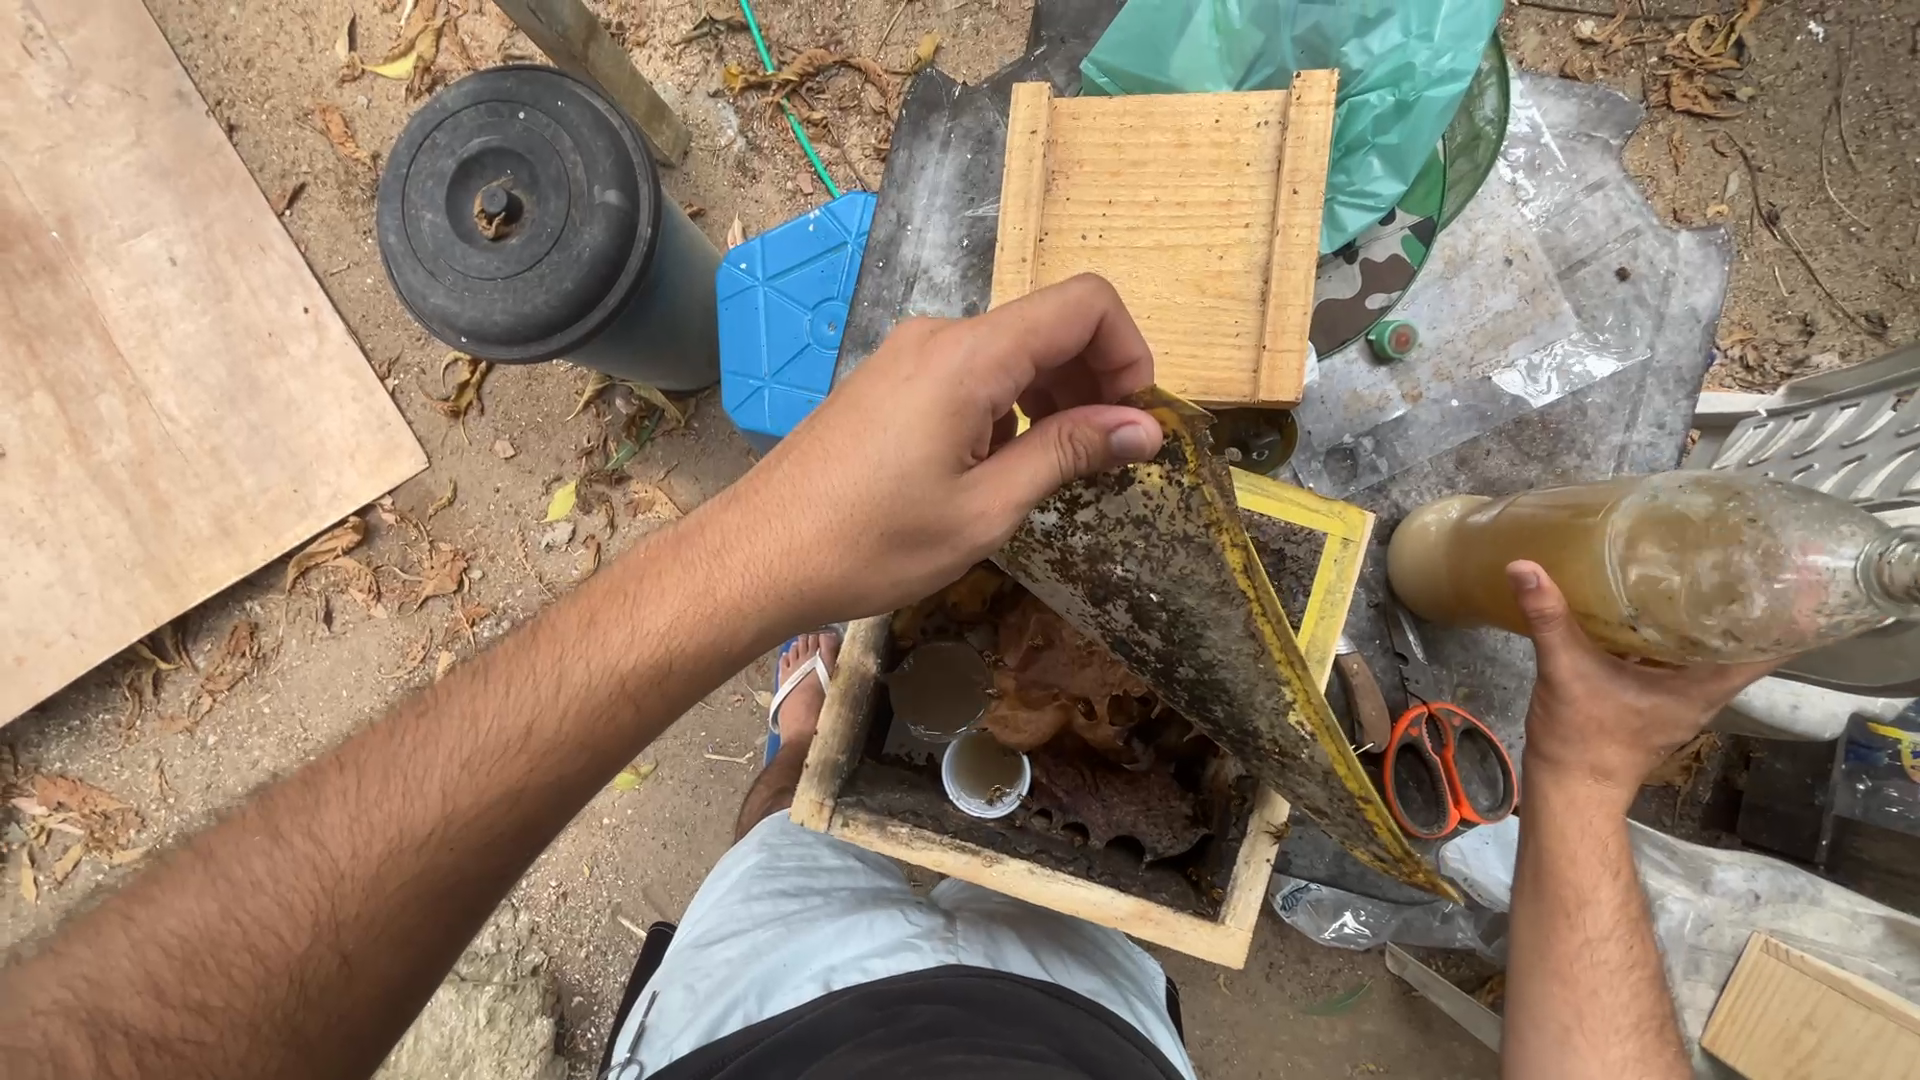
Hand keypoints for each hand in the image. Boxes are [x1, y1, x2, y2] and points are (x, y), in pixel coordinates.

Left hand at [714, 274, 1163, 627]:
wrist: (760, 555)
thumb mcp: (985, 509)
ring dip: (1051, 397)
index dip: (1130, 352)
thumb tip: (1145, 428)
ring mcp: (908, 355)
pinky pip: (970, 374)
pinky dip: (1007, 406)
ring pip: (1010, 352)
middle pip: (1048, 326)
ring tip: (1052, 468)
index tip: (1134, 419)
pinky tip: (996, 464)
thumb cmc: (873, 544)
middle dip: (1093, 381)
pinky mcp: (889, 381)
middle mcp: (939, 336)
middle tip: (1103, 456)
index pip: (1084, 304)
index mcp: (970, 356)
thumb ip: (1067, 455)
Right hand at [1505, 560, 1777, 810]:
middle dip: (1733, 607)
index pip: (1769, 647)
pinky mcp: (1651, 703)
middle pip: (1738, 645)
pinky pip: (1670, 663)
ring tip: (1681, 580)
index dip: (1782, 611)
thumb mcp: (1563, 670)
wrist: (1571, 783)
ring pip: (1702, 654)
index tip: (1777, 574)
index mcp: (1704, 686)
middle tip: (1721, 562)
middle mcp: (1702, 692)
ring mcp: (1677, 700)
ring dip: (1696, 623)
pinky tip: (1637, 618)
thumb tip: (1524, 567)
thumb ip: (1548, 619)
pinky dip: (1663, 640)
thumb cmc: (1584, 734)